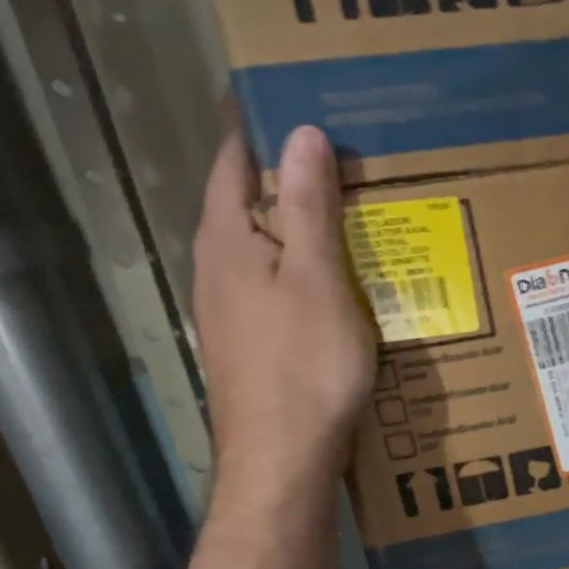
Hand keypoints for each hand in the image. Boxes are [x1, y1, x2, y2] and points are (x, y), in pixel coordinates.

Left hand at [192, 124, 374, 491]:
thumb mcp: (316, 277)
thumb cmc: (303, 364)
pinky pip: (275, 293)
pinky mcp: (249, 348)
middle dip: (291, 183)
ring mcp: (228, 313)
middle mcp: (216, 270)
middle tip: (346, 165)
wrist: (281, 459)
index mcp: (226, 240)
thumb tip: (301, 132)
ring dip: (300, 235)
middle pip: (248, 207)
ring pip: (264, 254)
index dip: (262, 131)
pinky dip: (304, 278)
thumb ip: (308, 206)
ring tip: (351, 223)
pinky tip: (337, 291)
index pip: (235, 161)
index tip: (301, 109)